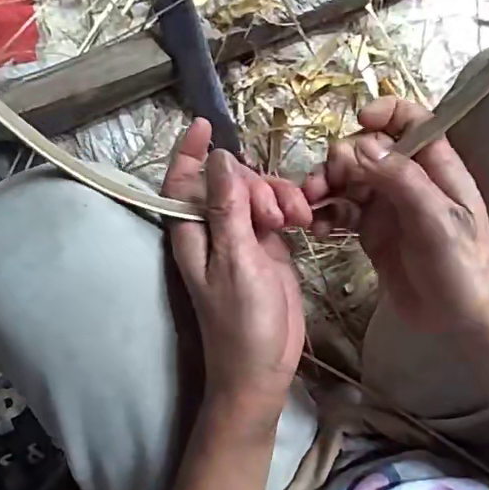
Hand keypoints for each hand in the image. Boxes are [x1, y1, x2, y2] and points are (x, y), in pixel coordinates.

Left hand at [163, 119, 309, 420]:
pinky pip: (277, 213)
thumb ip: (228, 209)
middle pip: (231, 183)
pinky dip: (291, 210)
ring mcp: (243, 239)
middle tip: (277, 213)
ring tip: (298, 220)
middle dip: (256, 184)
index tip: (204, 123)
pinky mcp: (269, 249)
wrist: (264, 366)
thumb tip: (219, 158)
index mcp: (193, 232)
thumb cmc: (241, 320)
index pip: (183, 182)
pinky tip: (305, 222)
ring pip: (257, 195)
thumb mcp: (236, 260)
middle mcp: (214, 230)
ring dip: (279, 197)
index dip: (189, 152)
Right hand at [303, 98, 488, 343]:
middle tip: (325, 183)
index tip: (358, 123)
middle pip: (369, 150)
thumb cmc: (463, 268)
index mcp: (437, 168)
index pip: (412, 121)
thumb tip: (359, 144)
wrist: (464, 322)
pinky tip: (319, 228)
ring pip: (350, 181)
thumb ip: (401, 179)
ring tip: (310, 206)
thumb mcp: (438, 220)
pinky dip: (328, 215)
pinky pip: (344, 213)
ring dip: (327, 187)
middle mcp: (411, 181)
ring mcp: (390, 208)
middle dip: (342, 159)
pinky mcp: (374, 234)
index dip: (386, 113)